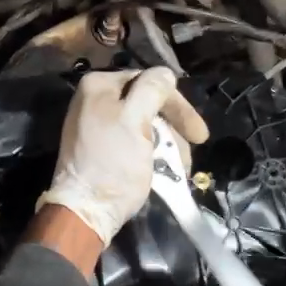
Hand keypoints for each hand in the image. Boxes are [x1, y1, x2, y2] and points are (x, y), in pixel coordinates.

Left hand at [36, 68, 208, 244]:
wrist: (85, 212)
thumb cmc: (112, 164)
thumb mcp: (134, 121)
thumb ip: (151, 90)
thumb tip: (165, 73)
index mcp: (99, 85)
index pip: (149, 82)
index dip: (178, 106)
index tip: (199, 134)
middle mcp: (94, 99)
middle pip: (148, 103)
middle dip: (173, 128)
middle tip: (192, 151)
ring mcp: (96, 124)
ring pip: (144, 124)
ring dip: (167, 143)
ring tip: (180, 166)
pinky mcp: (100, 147)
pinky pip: (133, 140)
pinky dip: (152, 151)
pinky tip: (165, 167)